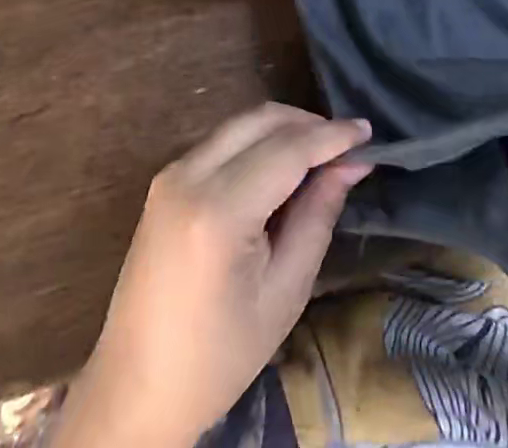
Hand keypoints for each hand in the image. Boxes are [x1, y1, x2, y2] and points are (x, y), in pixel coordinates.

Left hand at [51, 104, 372, 447]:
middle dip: (309, 123)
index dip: (333, 135)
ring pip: (240, 124)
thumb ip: (319, 214)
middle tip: (348, 145)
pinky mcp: (164, 183)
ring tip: (322, 155)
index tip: (369, 131)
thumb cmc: (220, 354)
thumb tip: (352, 164)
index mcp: (219, 211)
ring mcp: (170, 176)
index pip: (288, 148)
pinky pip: (221, 141)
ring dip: (284, 128)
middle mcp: (188, 177)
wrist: (137, 386)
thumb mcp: (286, 289)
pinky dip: (258, 141)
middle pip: (261, 120)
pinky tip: (282, 167)